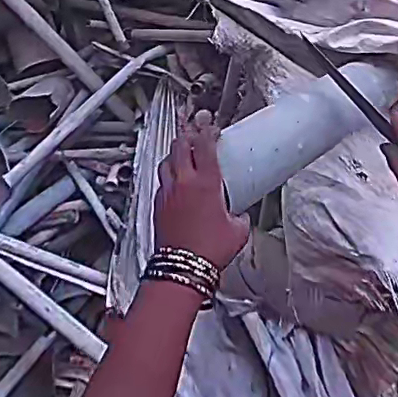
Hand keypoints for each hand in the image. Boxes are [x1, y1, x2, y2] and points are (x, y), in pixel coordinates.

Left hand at [154, 111, 249, 268]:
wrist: (182, 268)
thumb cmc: (208, 251)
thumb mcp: (237, 231)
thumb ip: (240, 217)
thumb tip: (239, 216)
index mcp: (206, 183)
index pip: (205, 144)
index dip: (208, 131)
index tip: (211, 128)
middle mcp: (184, 182)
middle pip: (180, 144)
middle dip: (188, 135)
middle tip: (195, 133)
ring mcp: (168, 191)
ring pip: (167, 160)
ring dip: (176, 153)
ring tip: (183, 153)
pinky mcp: (158, 203)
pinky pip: (161, 180)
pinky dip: (168, 175)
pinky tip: (175, 181)